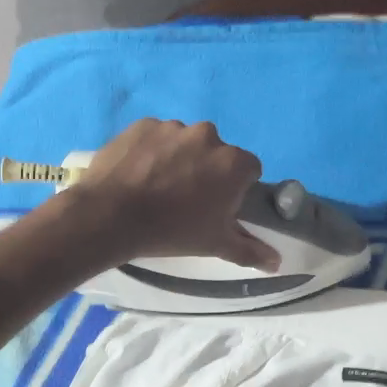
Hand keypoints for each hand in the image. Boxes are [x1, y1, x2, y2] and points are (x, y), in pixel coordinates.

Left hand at [63, 119, 279, 270]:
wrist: (110, 216)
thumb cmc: (171, 231)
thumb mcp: (214, 244)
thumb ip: (249, 249)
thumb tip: (277, 262)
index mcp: (233, 162)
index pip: (248, 170)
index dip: (235, 188)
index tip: (218, 205)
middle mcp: (208, 136)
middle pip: (216, 153)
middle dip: (207, 171)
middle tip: (185, 199)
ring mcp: (173, 127)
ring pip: (184, 143)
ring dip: (178, 159)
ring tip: (156, 187)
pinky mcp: (142, 124)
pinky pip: (155, 137)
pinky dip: (151, 152)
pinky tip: (137, 174)